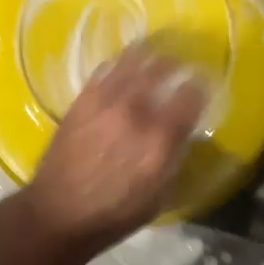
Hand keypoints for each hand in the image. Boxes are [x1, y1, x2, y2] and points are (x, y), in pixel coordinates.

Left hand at [24, 44, 205, 248]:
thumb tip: (186, 130)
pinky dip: (121, 61)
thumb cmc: (115, 213)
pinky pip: (106, 68)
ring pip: (133, 60)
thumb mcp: (160, 195)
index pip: (191, 95)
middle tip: (181, 61)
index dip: (201, 85)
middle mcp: (135, 111)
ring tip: (157, 51)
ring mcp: (106, 100)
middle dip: (177, 61)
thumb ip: (176, 156)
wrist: (60, 212)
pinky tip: (126, 63)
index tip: (203, 83)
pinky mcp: (83, 97)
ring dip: (150, 53)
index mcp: (160, 138)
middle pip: (162, 68)